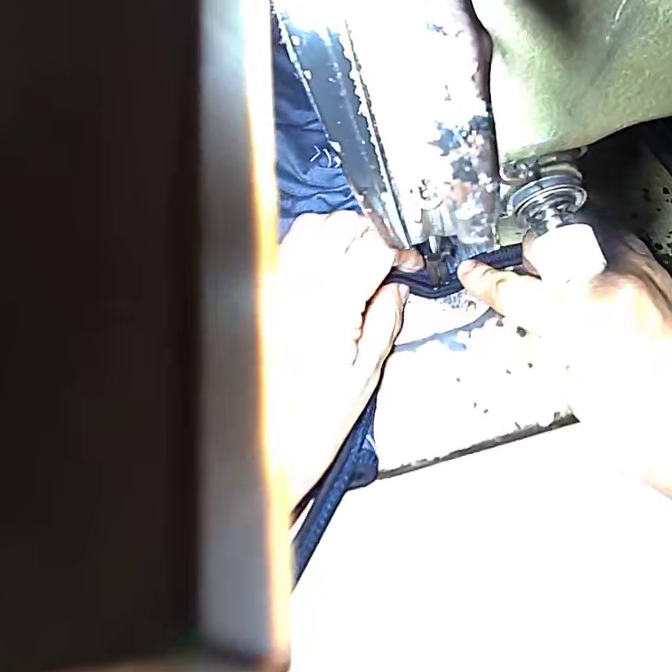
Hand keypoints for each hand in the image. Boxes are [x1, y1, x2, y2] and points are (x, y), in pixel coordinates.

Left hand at [267, 212, 420, 504]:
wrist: (262, 448)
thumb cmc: (310, 423)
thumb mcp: (365, 376)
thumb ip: (386, 322)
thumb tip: (398, 289)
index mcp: (332, 303)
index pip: (375, 248)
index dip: (400, 251)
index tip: (410, 265)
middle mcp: (300, 283)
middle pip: (345, 224)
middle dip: (374, 234)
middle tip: (388, 259)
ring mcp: (276, 281)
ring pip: (314, 224)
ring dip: (342, 231)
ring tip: (358, 255)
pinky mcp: (261, 288)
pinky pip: (289, 242)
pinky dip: (313, 240)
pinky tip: (326, 264)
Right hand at [457, 230, 671, 511]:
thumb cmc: (668, 446)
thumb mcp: (585, 405)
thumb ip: (559, 353)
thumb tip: (548, 332)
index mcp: (587, 319)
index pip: (519, 290)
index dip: (486, 282)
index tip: (474, 274)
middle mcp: (617, 285)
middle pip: (552, 246)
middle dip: (529, 263)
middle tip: (523, 285)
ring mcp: (649, 278)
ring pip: (587, 237)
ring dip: (565, 256)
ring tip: (561, 284)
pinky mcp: (671, 283)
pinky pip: (623, 249)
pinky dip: (601, 258)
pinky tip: (600, 283)